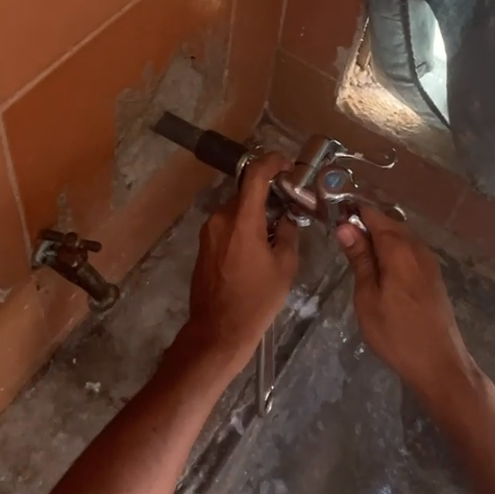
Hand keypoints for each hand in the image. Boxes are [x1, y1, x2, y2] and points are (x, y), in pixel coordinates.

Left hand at [179, 154, 300, 371]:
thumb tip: (288, 217)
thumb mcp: (284, 267)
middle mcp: (221, 218)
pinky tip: (257, 249)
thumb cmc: (256, 301)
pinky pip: (228, 225)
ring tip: (276, 234)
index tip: (288, 165)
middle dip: (269, 196)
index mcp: (242, 219)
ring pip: (238, 210)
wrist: (218, 332)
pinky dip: (244, 227)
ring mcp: (209, 231)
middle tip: (290, 208)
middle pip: (247, 193)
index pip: (255, 174)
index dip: (272, 162)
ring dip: (256, 214)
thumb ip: (289, 233)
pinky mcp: (204, 245)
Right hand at [335, 205, 476, 396]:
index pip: (372, 214)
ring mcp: (428, 260)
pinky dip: (392, 250)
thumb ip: (359, 259)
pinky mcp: (433, 274)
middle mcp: (416, 246)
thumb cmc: (397, 334)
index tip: (333, 219)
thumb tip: (345, 226)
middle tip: (341, 242)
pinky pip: (409, 249)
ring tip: (358, 256)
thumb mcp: (368, 298)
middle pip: (387, 222)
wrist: (440, 365)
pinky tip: (381, 269)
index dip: (352, 212)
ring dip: (378, 238)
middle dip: (364, 225)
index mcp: (398, 248)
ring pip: (399, 235)